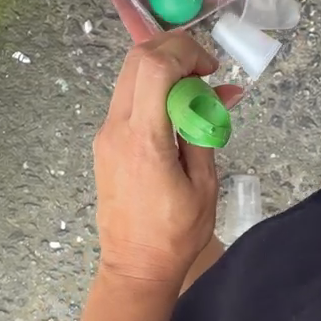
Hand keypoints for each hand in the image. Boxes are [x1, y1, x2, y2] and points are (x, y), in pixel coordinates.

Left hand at [92, 34, 240, 288]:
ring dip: (163, 71)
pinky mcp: (105, 144)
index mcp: (144, 140)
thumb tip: (215, 97)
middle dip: (174, 53)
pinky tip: (177, 113)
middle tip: (205, 73)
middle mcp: (116, 129)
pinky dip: (153, 93)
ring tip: (195, 94)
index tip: (212, 71)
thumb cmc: (175, 235)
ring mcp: (105, 135)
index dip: (186, 54)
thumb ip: (204, 133)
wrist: (135, 266)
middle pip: (137, 60)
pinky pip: (127, 100)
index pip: (155, 66)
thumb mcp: (203, 186)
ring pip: (129, 77)